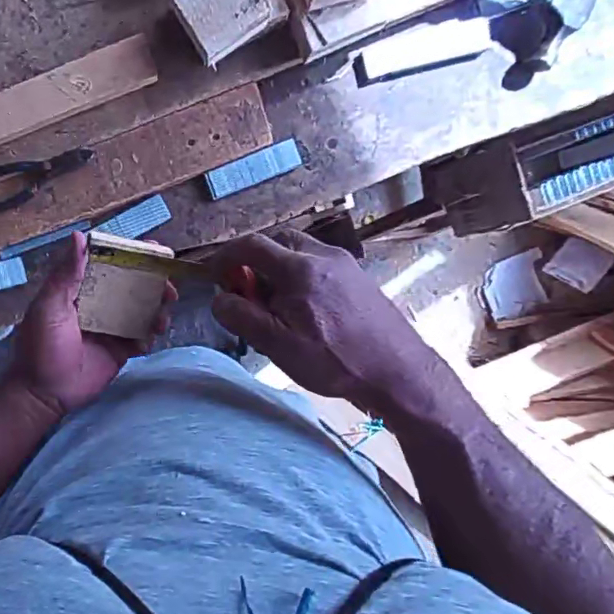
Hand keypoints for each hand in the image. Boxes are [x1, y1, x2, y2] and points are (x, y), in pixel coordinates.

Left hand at [5, 232, 173, 417]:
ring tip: (163, 316)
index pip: (109, 264)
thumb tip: (79, 236)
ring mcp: (111, 328)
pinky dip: (149, 336)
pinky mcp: (120, 351)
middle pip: (133, 286)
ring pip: (142, 311)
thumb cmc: (41, 347)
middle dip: (154, 283)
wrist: (44, 394)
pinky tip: (147, 340)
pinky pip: (141, 337)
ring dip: (157, 309)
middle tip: (168, 287)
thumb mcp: (50, 307)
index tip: (154, 250)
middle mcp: (98, 305)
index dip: (132, 256)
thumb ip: (66, 275)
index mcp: (80, 289)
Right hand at [210, 230, 465, 424]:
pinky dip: (297, 276)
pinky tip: (300, 309)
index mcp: (300, 270)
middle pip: (275, 241)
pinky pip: (316, 264)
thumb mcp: (277, 345)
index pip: (250, 245)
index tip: (215, 277)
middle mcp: (323, 257)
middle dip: (252, 261)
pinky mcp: (357, 277)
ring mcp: (344, 265)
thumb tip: (220, 299)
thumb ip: (242, 317)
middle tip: (245, 294)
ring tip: (273, 305)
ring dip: (275, 269)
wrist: (398, 372)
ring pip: (297, 251)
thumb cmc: (335, 362)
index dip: (225, 257)